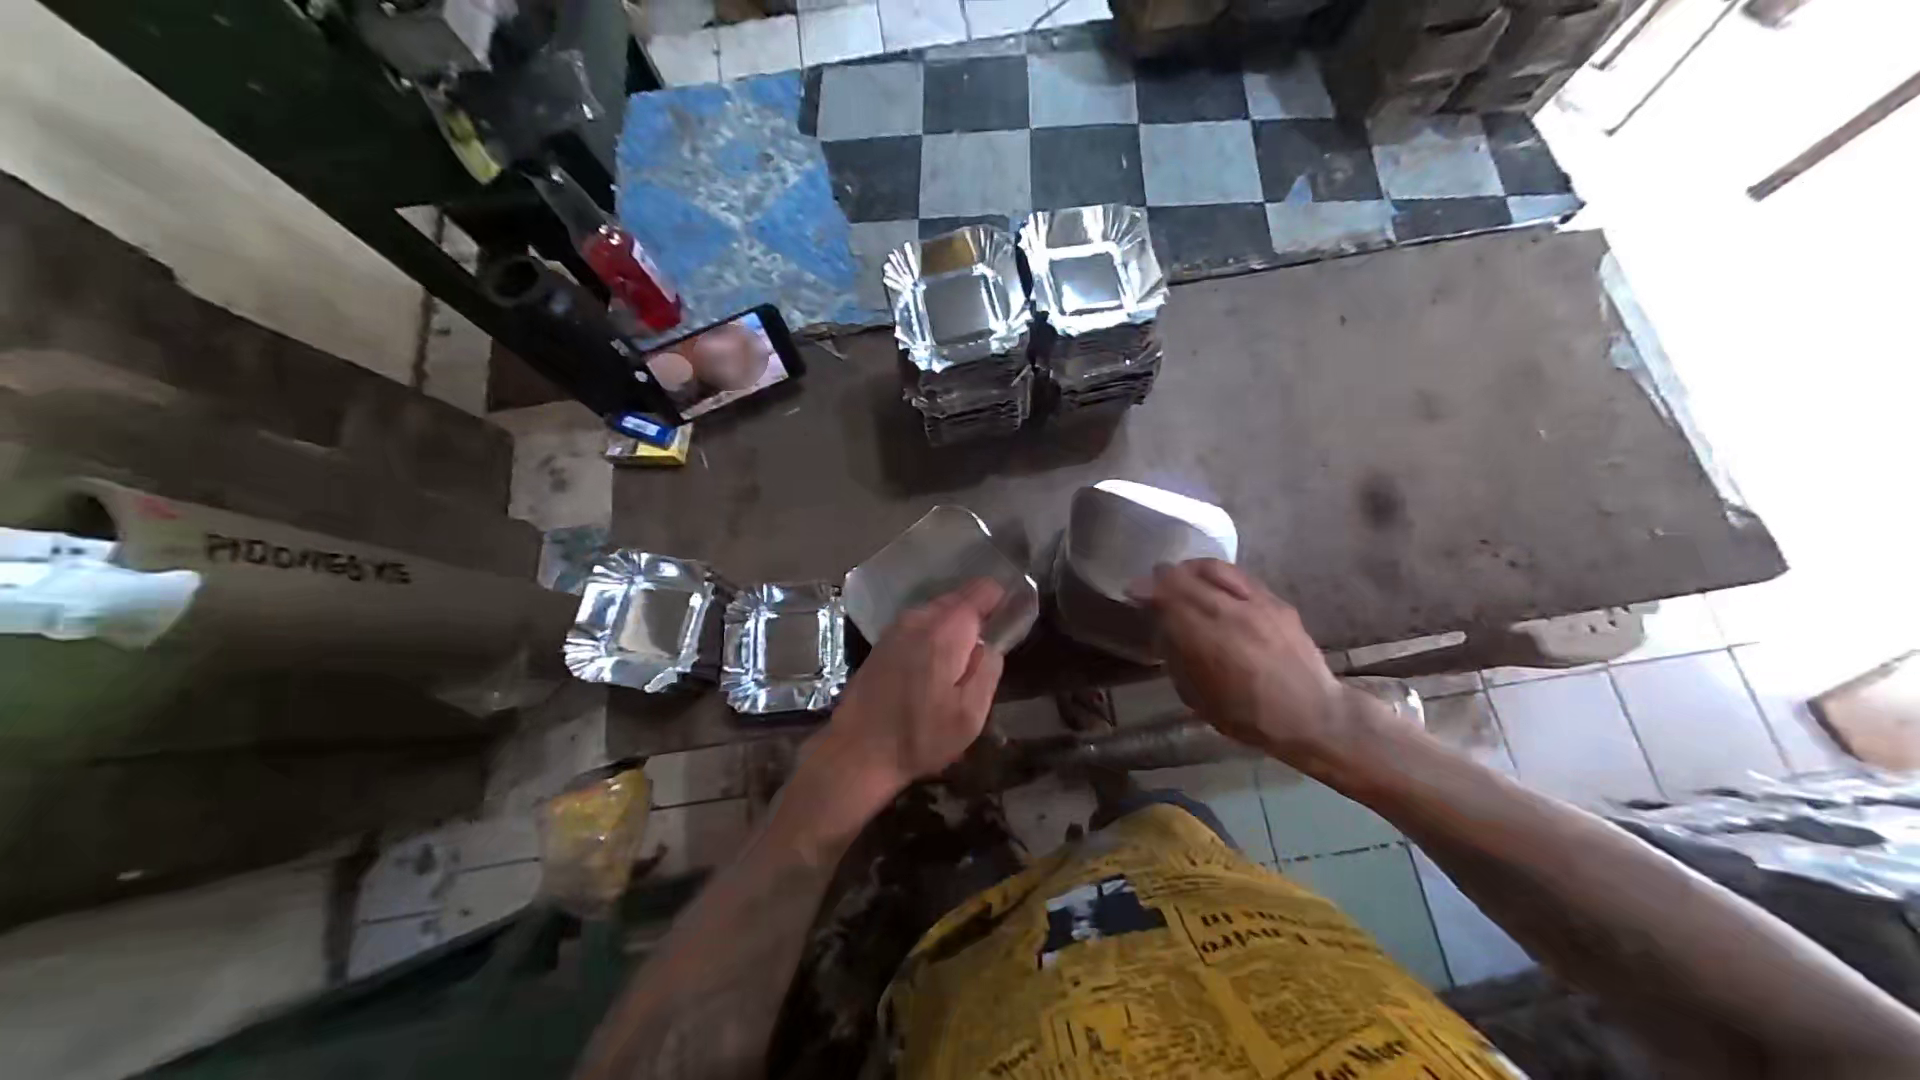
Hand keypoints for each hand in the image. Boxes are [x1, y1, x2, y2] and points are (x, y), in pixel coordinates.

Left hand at [818, 578, 1006, 798]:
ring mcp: (898, 627)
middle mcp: (920, 618)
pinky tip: (940, 663)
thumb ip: (988, 669)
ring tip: (968, 659)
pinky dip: (937, 633)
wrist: (857, 752)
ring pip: (940, 610)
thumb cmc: (919, 737)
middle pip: (961, 598)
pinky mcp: (885, 640)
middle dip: (980, 614)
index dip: (1003, 600)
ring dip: (958, 626)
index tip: (1013, 621)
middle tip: (993, 647)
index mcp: (945, 631)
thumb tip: (992, 642)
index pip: (983, 590)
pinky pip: (923, 623)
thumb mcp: (970, 713)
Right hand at [1148, 560, 1397, 774]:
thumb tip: (1164, 628)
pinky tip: (1213, 584)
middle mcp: (1230, 613)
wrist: (1312, 715)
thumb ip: (1177, 656)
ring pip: (1214, 568)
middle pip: (1186, 578)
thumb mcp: (1197, 695)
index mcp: (1206, 639)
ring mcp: (1257, 603)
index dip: (1146, 590)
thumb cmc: (1247, 715)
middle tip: (1152, 583)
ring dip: (1190, 569)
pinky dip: (1218, 575)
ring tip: (1180, 576)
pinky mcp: (1277, 602)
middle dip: (1163, 577)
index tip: (1133, 591)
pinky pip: (1239, 576)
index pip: (1167, 597)